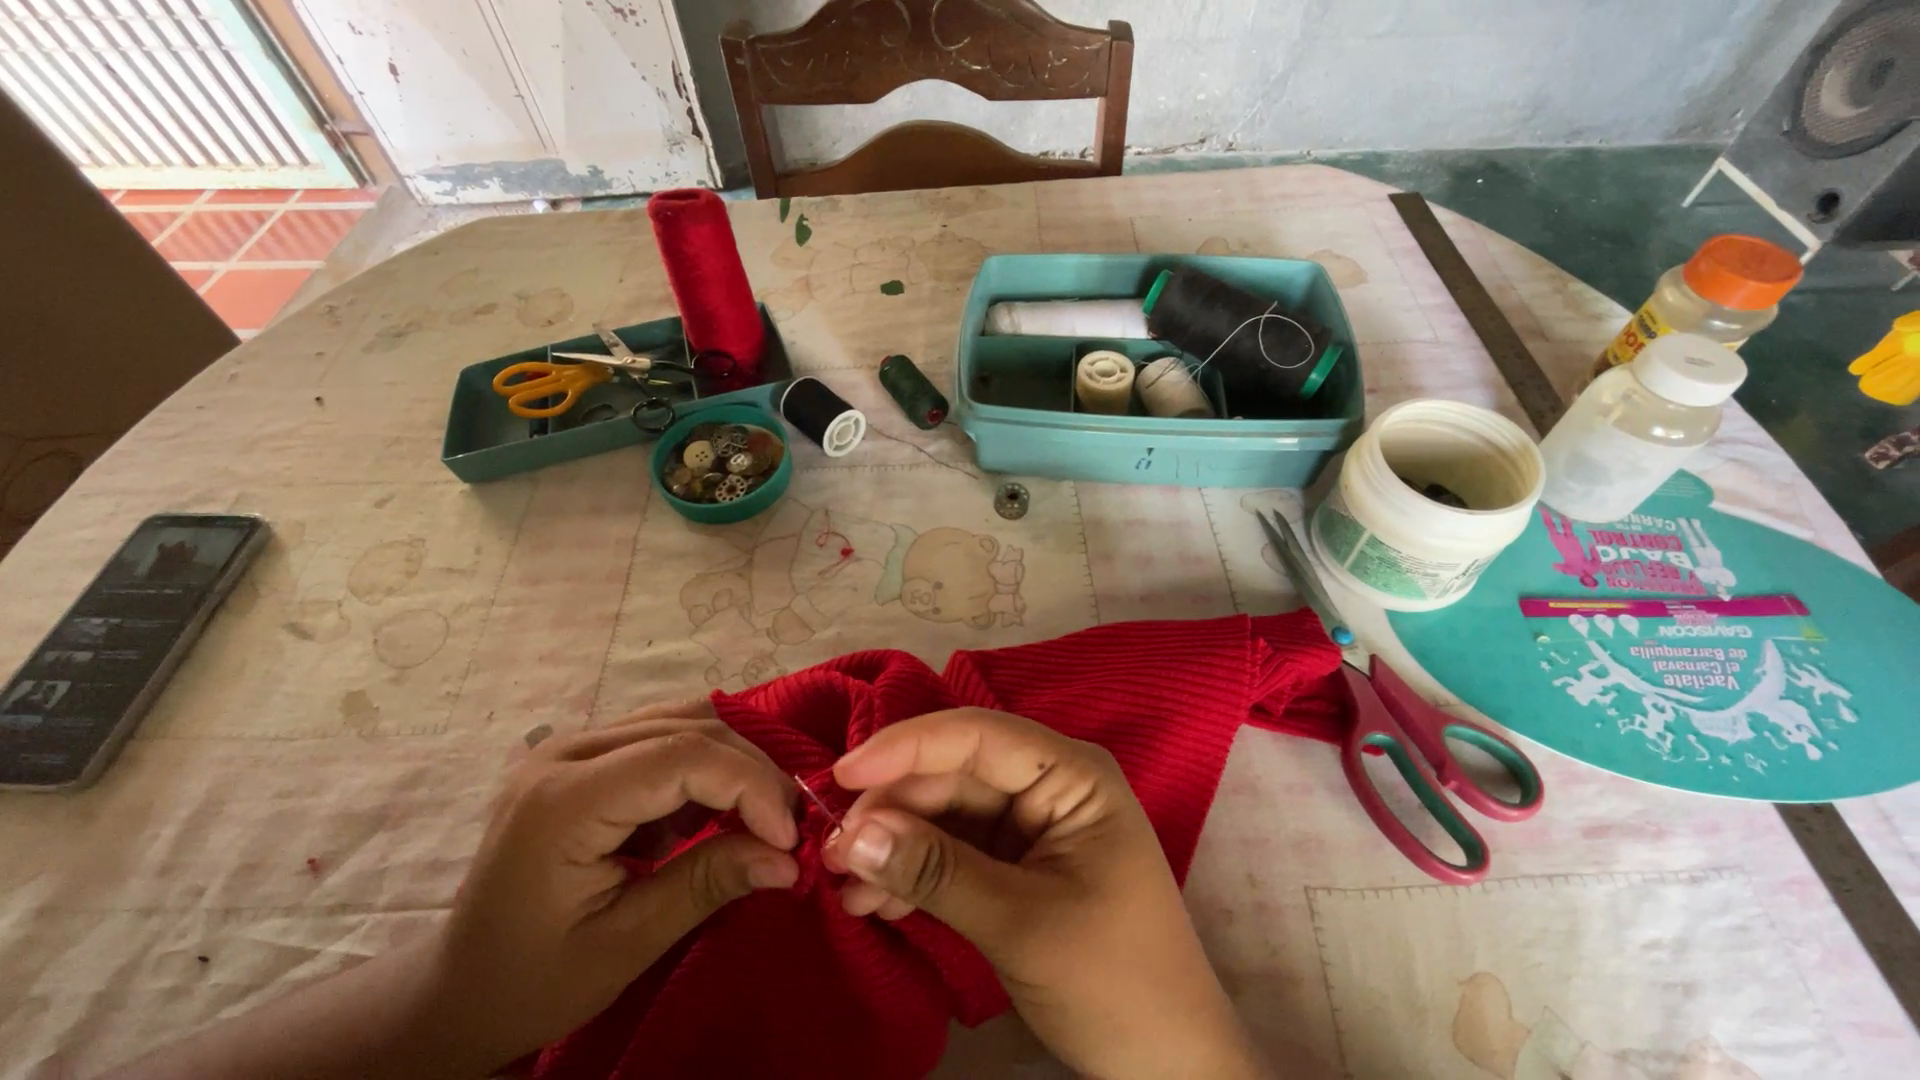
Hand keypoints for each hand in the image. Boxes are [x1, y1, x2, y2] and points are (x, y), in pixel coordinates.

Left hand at [428, 698, 801, 1068]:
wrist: (459, 988)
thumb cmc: (531, 980)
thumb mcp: (625, 943)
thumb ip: (707, 884)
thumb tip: (788, 858)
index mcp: (563, 800)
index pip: (682, 755)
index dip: (750, 786)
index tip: (788, 839)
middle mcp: (566, 752)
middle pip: (689, 727)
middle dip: (751, 772)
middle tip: (785, 831)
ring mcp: (572, 748)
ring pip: (682, 720)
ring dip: (733, 763)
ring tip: (760, 818)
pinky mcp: (585, 758)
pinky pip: (664, 737)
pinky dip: (706, 767)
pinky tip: (715, 813)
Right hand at [821, 708, 1269, 1079]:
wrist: (1165, 1063)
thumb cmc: (1114, 981)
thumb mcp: (1021, 924)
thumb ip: (936, 872)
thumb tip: (852, 834)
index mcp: (1072, 775)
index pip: (978, 736)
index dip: (906, 747)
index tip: (840, 775)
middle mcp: (1047, 786)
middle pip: (952, 775)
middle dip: (891, 809)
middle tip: (829, 851)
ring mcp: (1028, 826)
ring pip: (943, 814)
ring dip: (892, 845)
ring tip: (842, 888)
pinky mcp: (1012, 865)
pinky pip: (950, 852)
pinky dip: (910, 873)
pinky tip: (873, 901)